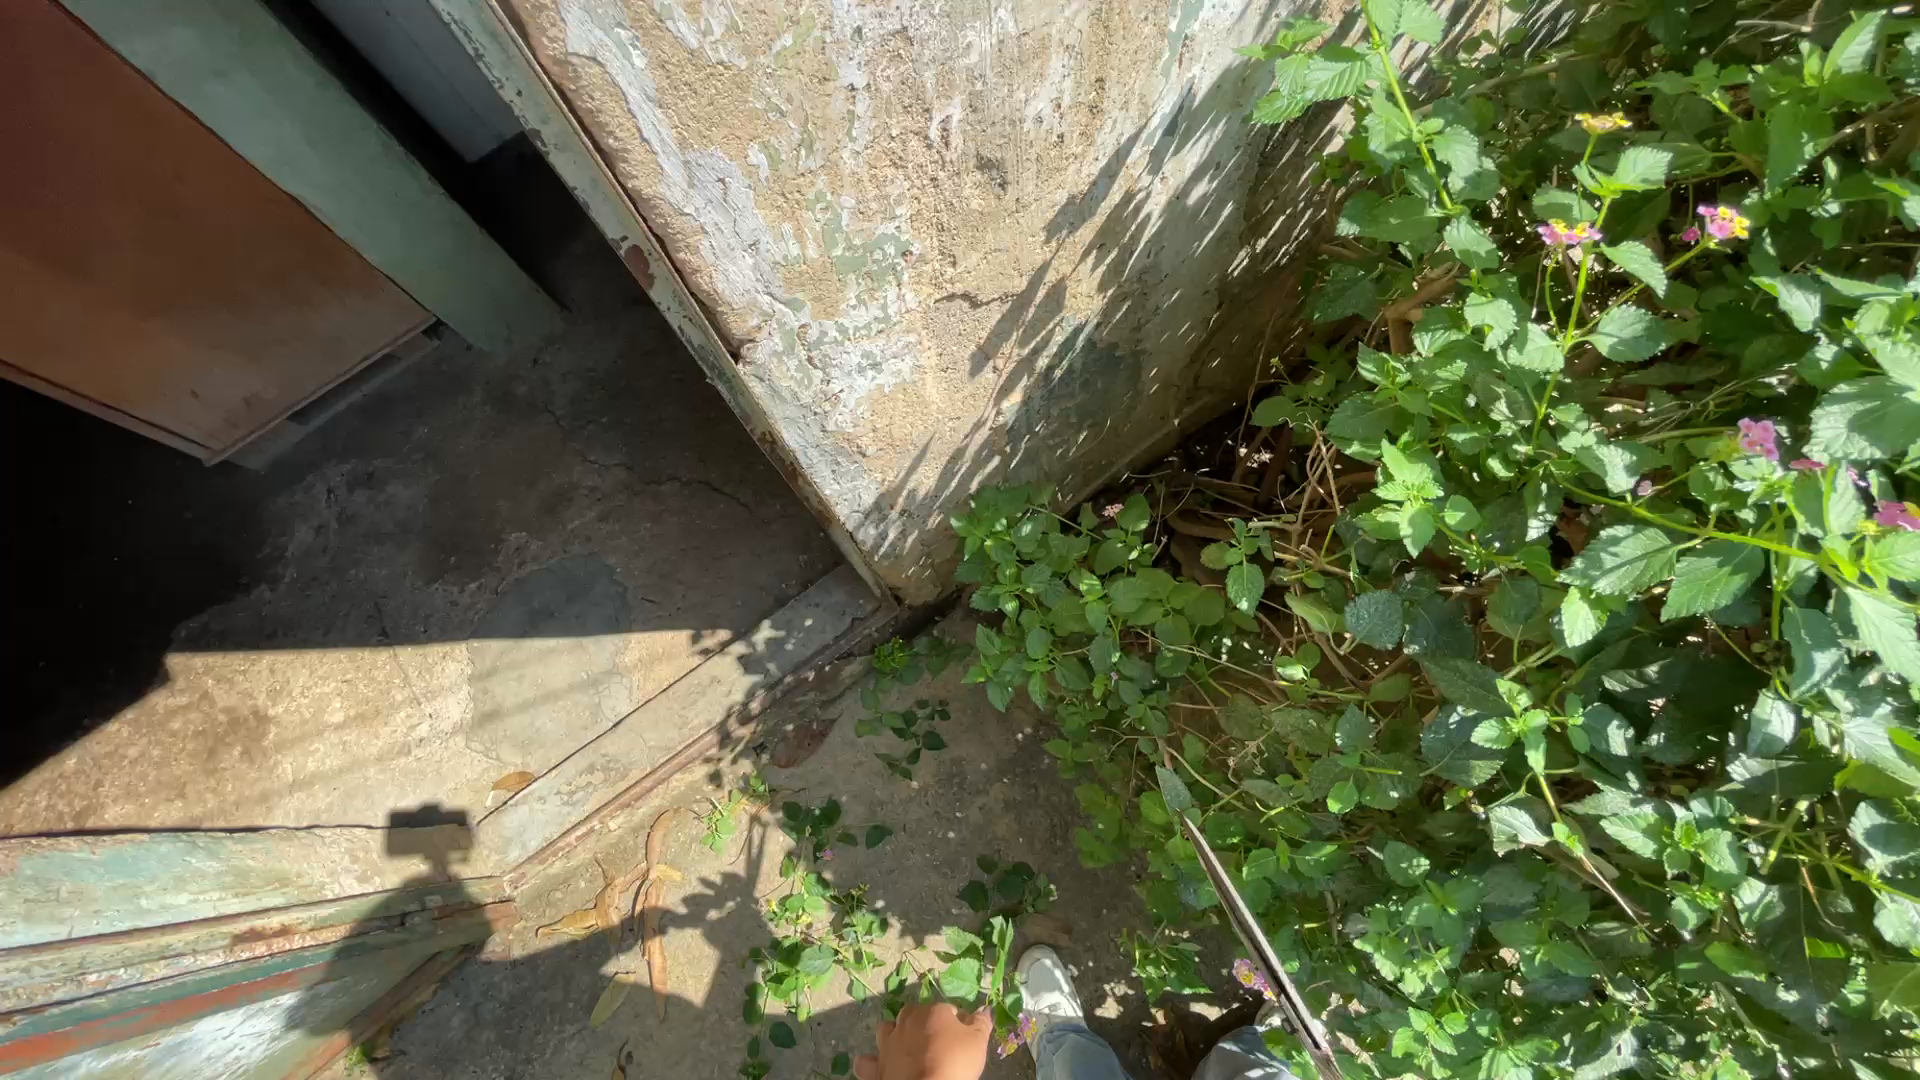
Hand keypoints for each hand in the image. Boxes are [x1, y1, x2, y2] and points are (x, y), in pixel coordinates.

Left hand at [852, 1003, 991, 1079]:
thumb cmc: (955, 1064)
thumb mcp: (977, 1042)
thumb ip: (981, 1023)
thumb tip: (984, 1009)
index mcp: (933, 1011)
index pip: (947, 1010)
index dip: (954, 1023)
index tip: (960, 1037)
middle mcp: (907, 1021)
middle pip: (913, 1014)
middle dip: (921, 1023)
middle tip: (932, 1041)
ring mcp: (889, 1043)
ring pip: (886, 1029)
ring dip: (892, 1035)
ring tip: (901, 1046)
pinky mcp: (877, 1068)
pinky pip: (866, 1062)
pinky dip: (869, 1063)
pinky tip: (876, 1066)